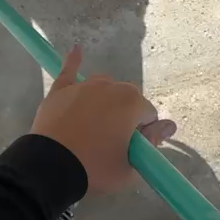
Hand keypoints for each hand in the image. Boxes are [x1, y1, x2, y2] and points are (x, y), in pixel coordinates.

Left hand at [29, 45, 176, 193]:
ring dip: (105, 100)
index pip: (148, 115)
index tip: (129, 149)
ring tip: (94, 124)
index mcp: (131, 102)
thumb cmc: (94, 169)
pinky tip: (78, 49)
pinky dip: (74, 61)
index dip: (142, 134)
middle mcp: (109, 87)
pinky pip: (69, 71)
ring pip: (103, 87)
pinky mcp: (60, 91)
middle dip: (124, 115)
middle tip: (110, 142)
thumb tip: (169, 126)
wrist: (49, 168)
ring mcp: (83, 86)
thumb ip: (151, 144)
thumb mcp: (130, 168)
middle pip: (126, 98)